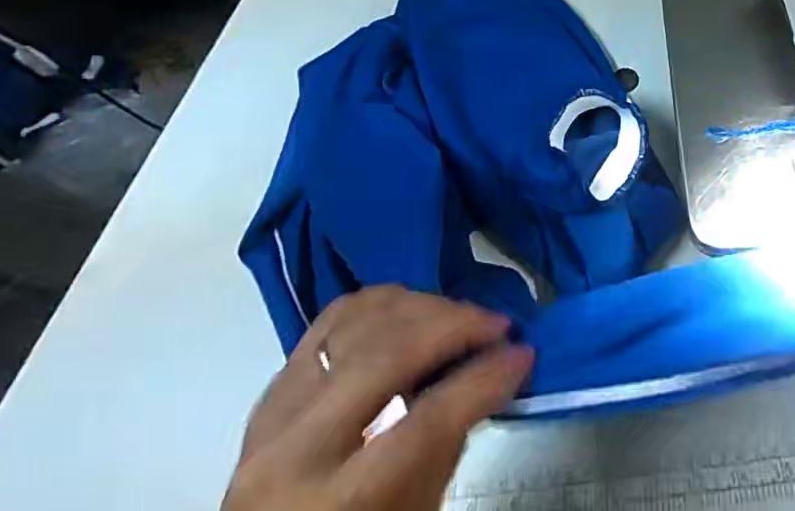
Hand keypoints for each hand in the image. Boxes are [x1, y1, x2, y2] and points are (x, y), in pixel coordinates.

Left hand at [223, 287, 533, 510]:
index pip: (426, 421)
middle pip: (390, 354)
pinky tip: (413, 310)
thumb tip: (488, 366)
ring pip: (359, 322)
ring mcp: (275, 413)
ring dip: (420, 308)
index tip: (523, 353)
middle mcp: (297, 451)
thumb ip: (447, 441)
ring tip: (458, 317)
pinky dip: (380, 305)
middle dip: (455, 326)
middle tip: (498, 324)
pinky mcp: (271, 388)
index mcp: (341, 504)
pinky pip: (331, 319)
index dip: (483, 380)